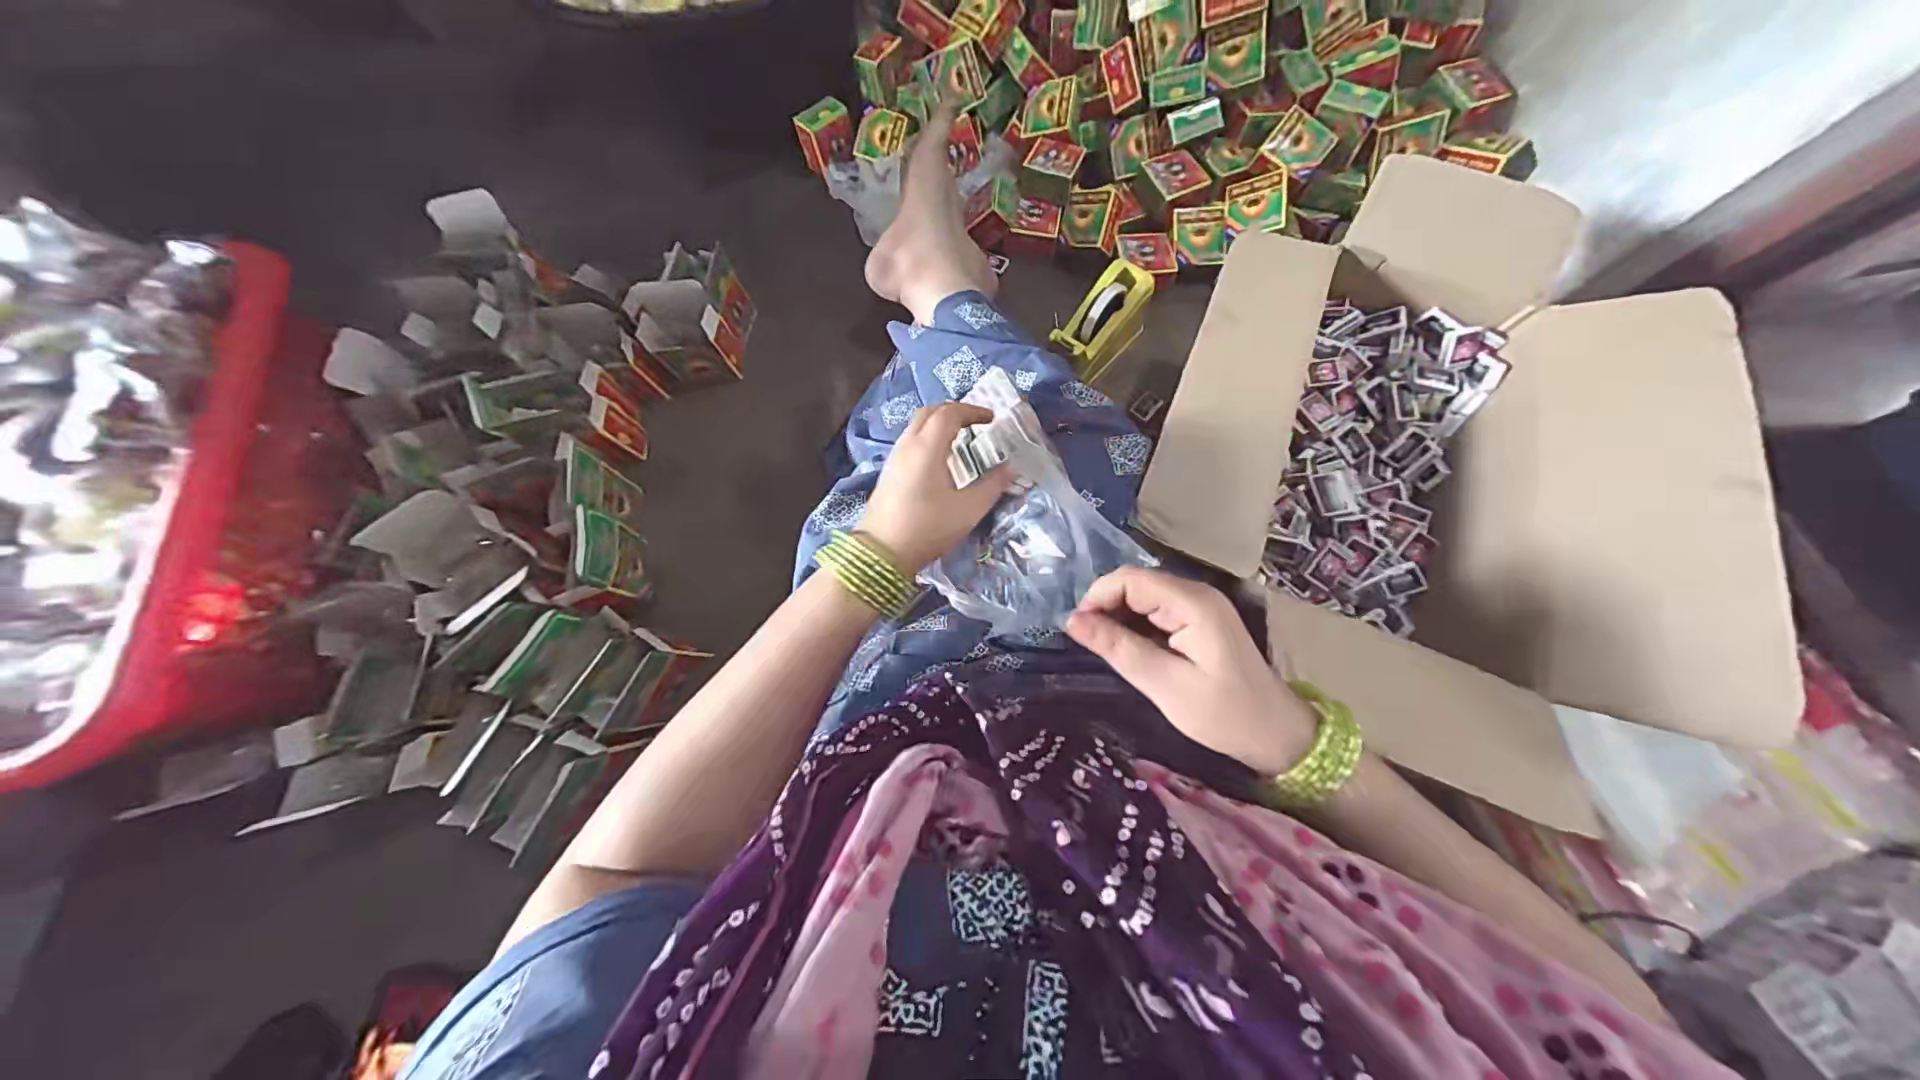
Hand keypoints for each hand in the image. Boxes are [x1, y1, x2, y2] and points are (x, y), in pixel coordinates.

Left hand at [857, 402, 1013, 571]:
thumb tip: (1010, 468)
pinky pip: (911, 442)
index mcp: (927, 447)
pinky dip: (928, 439)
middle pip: (930, 413)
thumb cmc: (928, 528)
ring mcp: (894, 458)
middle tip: (976, 423)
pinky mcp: (889, 473)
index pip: (949, 413)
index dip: (973, 411)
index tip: (991, 419)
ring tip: (961, 440)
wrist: (882, 552)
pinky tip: (941, 461)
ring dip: (939, 425)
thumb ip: (992, 485)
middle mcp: (908, 446)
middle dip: (954, 412)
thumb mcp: (968, 510)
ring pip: (917, 427)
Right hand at [1065, 567, 1316, 775]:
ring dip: (1119, 617)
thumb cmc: (1223, 714)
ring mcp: (1200, 605)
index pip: (1130, 580)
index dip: (1097, 598)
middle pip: (1136, 583)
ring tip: (1106, 649)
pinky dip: (1136, 625)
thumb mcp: (1164, 684)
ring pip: (1143, 596)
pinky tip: (1130, 649)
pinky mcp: (1199, 620)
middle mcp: (1196, 594)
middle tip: (1090, 644)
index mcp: (1193, 604)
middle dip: (1106, 607)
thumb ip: (1119, 648)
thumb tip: (1072, 621)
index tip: (1077, 631)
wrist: (1276, 734)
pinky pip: (1156, 610)